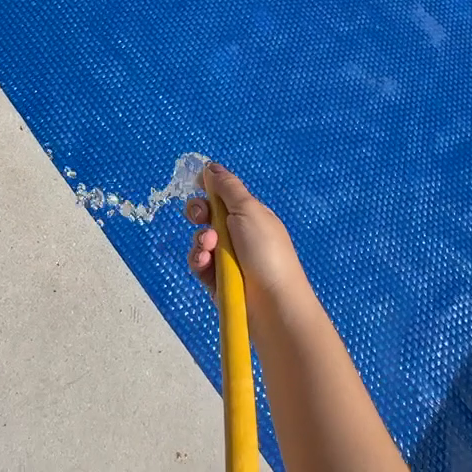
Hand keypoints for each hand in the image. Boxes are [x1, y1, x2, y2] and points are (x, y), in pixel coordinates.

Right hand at [185, 163, 307, 304]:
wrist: (273, 304)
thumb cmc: (265, 250)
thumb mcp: (249, 210)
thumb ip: (227, 187)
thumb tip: (210, 167)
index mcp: (249, 214)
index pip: (224, 194)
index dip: (208, 189)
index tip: (197, 185)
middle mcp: (238, 233)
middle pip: (208, 214)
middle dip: (200, 213)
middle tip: (201, 217)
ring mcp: (227, 257)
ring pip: (200, 239)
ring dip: (201, 240)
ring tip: (210, 249)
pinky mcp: (217, 280)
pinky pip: (199, 263)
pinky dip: (199, 261)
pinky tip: (206, 264)